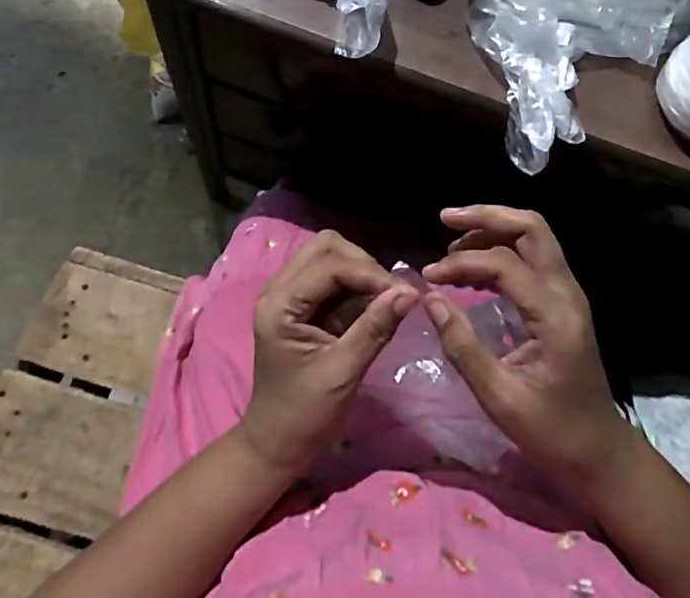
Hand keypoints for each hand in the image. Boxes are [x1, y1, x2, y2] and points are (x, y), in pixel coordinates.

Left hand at [238, 231, 417, 476]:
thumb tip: (411, 293)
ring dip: (361, 272)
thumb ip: (375, 328)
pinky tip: (375, 307)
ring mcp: (288, 293)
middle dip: (363, 264)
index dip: (369, 272)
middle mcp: (278, 288)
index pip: (329, 264)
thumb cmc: (305, 413)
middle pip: (326, 247)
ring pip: (329, 257)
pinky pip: (331, 278)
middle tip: (392, 294)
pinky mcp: (301, 304)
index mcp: (279, 303)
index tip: (404, 293)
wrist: (277, 442)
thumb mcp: (344, 371)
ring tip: (388, 301)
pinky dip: (355, 286)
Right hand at [422, 206, 635, 492]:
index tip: (428, 277)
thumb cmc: (552, 431)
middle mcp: (567, 294)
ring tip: (453, 244)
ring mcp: (568, 295)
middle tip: (446, 219)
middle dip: (487, 216)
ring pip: (533, 237)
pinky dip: (501, 248)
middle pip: (531, 228)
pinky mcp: (562, 302)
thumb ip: (463, 346)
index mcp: (555, 316)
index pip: (505, 264)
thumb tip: (430, 299)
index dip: (462, 263)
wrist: (601, 453)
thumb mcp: (500, 398)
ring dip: (493, 229)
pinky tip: (472, 267)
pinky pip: (532, 257)